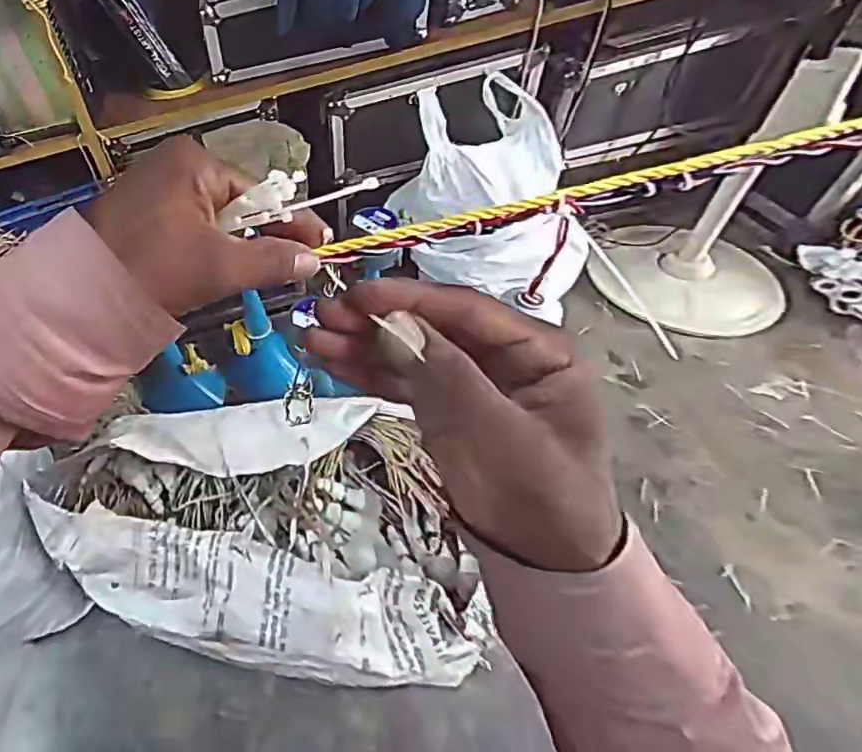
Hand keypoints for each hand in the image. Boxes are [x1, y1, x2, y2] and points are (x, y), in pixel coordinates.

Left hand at [83, 137, 326, 315]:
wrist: (80, 293)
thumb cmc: (150, 267)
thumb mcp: (218, 265)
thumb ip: (270, 259)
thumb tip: (311, 259)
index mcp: (194, 161)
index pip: (258, 192)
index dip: (291, 222)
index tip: (319, 243)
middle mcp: (173, 163)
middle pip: (236, 204)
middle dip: (258, 236)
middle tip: (288, 265)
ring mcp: (154, 184)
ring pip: (212, 218)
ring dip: (230, 246)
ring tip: (245, 272)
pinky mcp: (141, 209)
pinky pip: (188, 224)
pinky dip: (203, 246)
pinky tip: (208, 269)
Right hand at [305, 279, 622, 572]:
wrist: (545, 564)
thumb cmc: (540, 497)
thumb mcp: (496, 432)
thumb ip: (446, 374)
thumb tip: (394, 323)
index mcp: (538, 350)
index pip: (464, 309)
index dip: (407, 298)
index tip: (358, 296)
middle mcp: (502, 355)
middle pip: (429, 326)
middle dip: (375, 320)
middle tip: (326, 314)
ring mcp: (469, 379)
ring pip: (408, 350)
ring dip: (361, 344)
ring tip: (316, 339)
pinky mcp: (444, 403)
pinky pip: (402, 378)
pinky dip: (367, 371)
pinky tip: (333, 362)